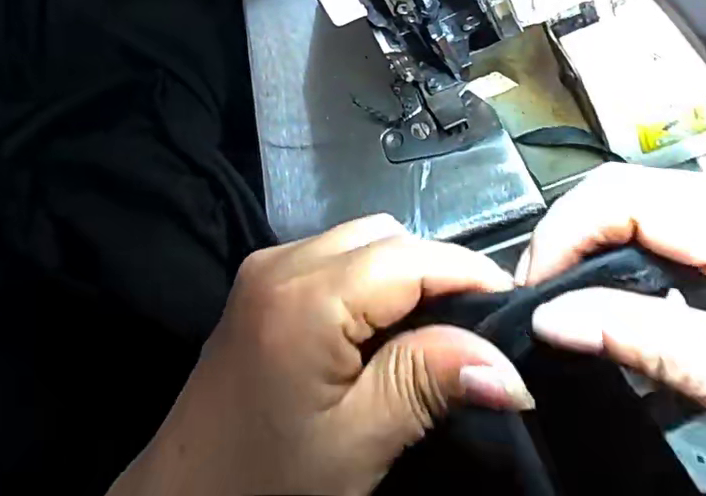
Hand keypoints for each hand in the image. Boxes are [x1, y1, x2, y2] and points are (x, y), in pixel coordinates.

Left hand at [110, 215, 529, 495]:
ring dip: (402, 269)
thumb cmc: (273, 477)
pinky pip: (328, 253)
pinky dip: (367, 274)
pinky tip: (386, 321)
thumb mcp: (358, 440)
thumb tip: (508, 363)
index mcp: (304, 295)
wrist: (187, 489)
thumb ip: (426, 382)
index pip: (404, 256)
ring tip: (442, 324)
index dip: (466, 272)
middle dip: (435, 267)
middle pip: (379, 235)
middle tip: (481, 324)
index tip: (518, 303)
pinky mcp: (258, 279)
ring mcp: (264, 264)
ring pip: (354, 238)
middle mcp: (280, 260)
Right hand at [519, 164, 705, 495]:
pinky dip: (641, 278)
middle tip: (551, 304)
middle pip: (628, 199)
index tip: (537, 290)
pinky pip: (682, 251)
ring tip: (584, 312)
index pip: (620, 193)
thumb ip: (656, 346)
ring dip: (604, 261)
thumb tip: (554, 317)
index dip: (562, 233)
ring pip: (650, 223)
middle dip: (574, 245)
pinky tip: (640, 318)